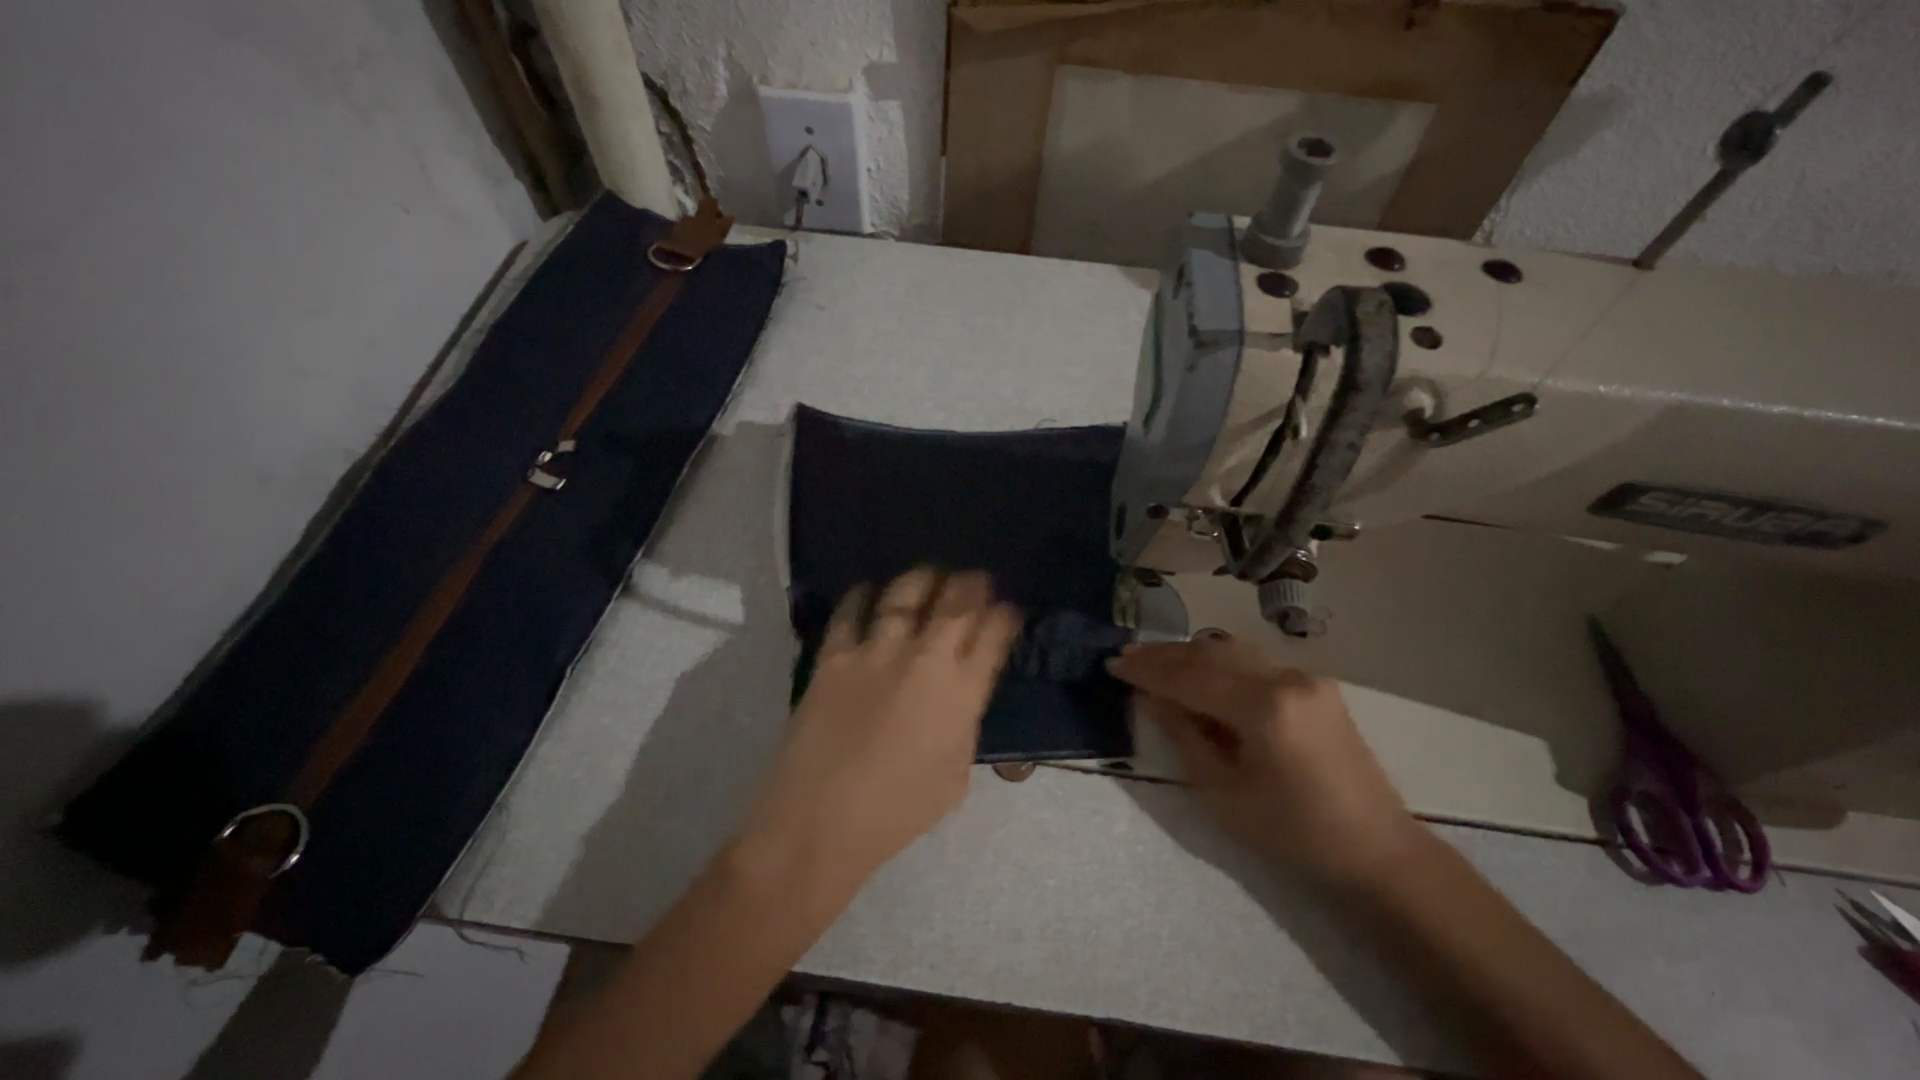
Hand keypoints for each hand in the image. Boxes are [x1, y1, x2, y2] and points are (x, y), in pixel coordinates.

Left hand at [738, 569, 1020, 887]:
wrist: (821, 820)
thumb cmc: (897, 812)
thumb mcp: (955, 777)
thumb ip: (963, 727)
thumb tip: (960, 701)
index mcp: (963, 693)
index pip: (994, 636)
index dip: (1006, 616)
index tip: (1008, 609)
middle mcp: (925, 660)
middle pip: (957, 603)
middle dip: (973, 584)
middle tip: (976, 579)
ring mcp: (876, 652)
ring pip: (907, 594)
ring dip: (923, 580)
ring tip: (929, 576)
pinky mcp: (834, 655)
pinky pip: (851, 611)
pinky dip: (864, 595)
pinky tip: (870, 591)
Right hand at [1107, 634, 1426, 888]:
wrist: (1376, 852)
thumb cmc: (1293, 835)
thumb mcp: (1224, 794)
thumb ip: (1184, 737)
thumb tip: (1151, 698)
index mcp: (1264, 708)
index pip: (1191, 676)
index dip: (1148, 670)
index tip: (1112, 664)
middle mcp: (1287, 679)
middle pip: (1212, 653)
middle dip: (1166, 655)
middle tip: (1125, 658)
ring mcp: (1307, 679)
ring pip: (1235, 652)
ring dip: (1192, 655)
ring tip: (1154, 663)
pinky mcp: (1317, 688)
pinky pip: (1256, 663)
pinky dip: (1220, 664)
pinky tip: (1199, 675)